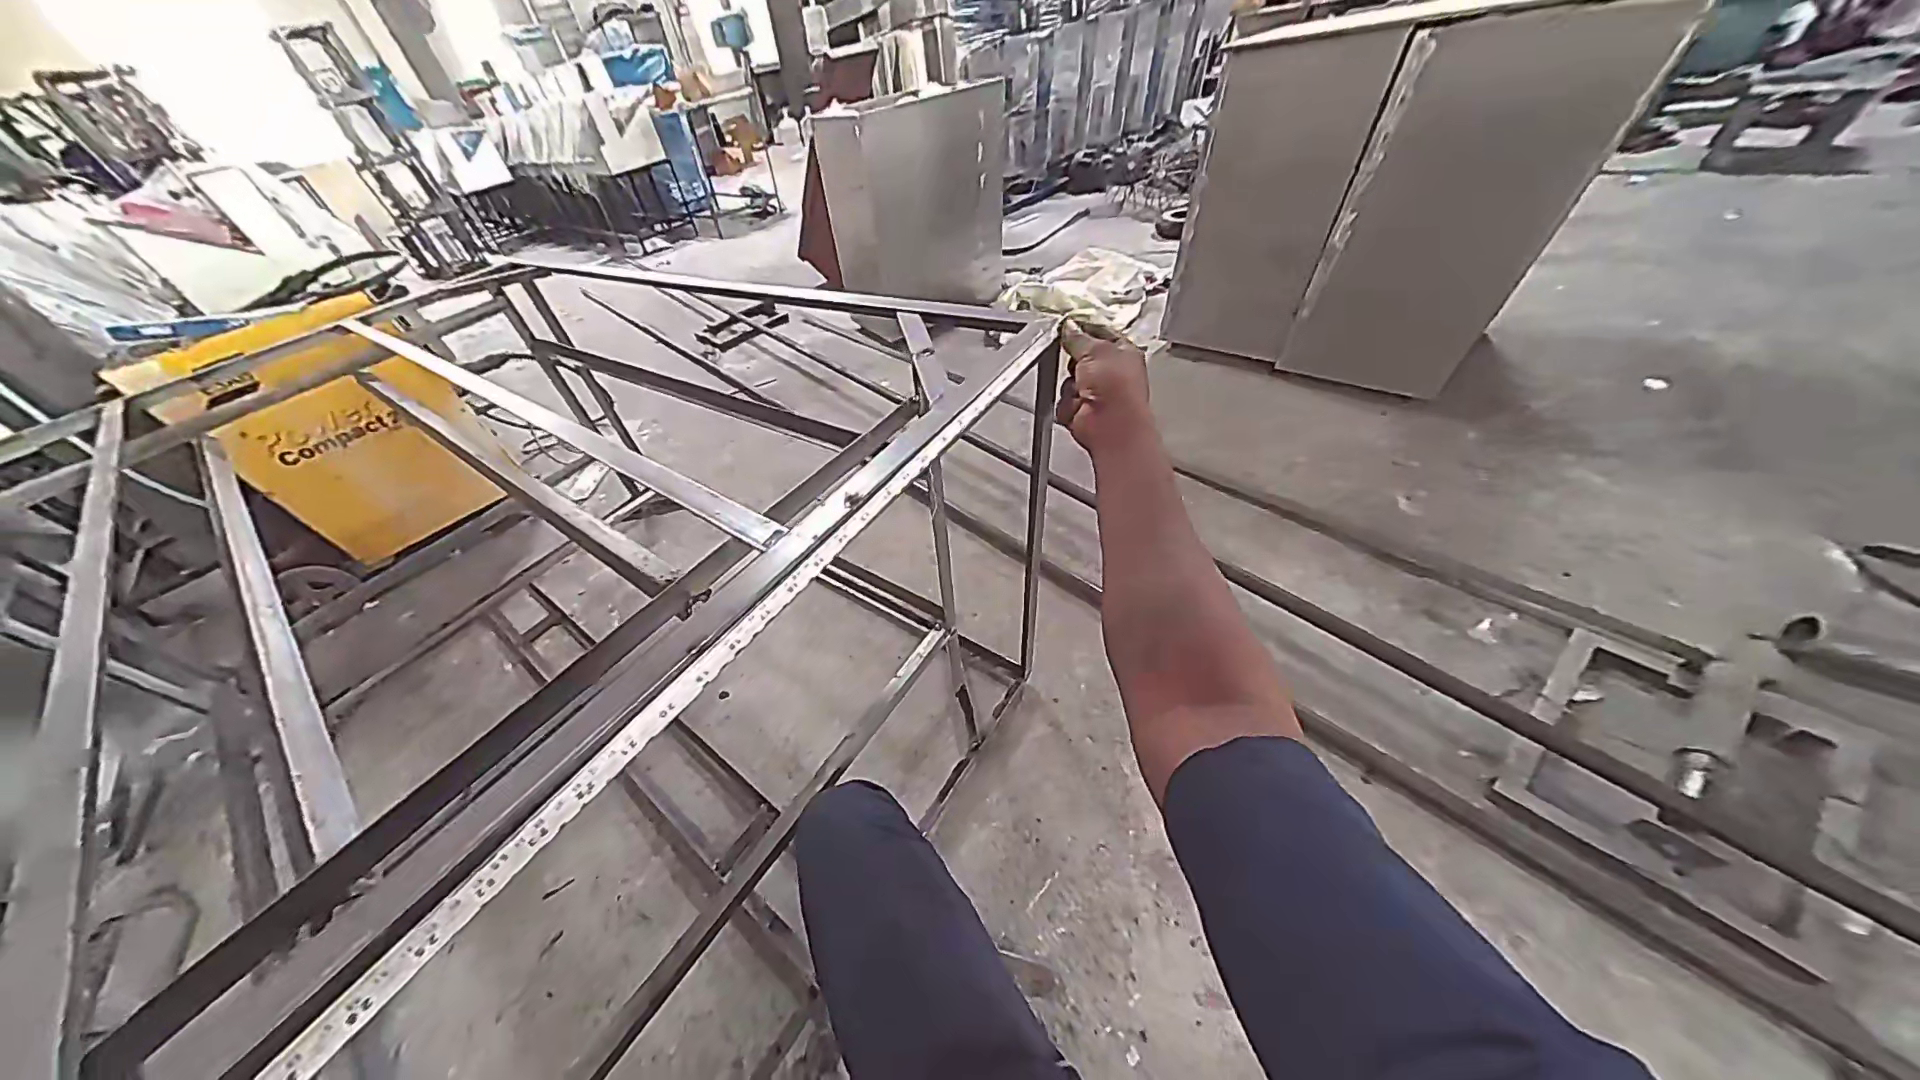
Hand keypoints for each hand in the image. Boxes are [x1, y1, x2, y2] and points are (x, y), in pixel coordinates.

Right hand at [1055, 320, 1152, 452]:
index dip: (1082, 329)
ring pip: (1067, 380)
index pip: (1098, 333)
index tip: (1066, 326)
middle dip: (1074, 362)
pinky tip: (1079, 407)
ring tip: (1082, 392)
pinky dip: (1068, 404)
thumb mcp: (1096, 350)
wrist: (1111, 425)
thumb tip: (1068, 326)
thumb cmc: (1116, 387)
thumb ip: (1079, 337)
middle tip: (1079, 367)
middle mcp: (1109, 372)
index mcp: (1122, 352)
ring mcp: (1095, 392)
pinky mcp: (1081, 410)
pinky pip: (1063, 400)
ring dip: (1070, 386)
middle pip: (1079, 357)